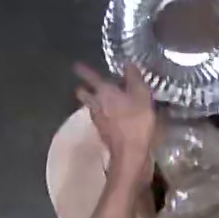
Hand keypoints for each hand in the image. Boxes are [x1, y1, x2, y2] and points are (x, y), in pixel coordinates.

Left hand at [73, 63, 157, 187]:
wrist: (129, 154)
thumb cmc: (136, 121)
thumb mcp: (142, 95)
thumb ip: (134, 78)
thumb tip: (128, 64)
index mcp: (104, 92)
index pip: (89, 77)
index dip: (83, 70)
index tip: (77, 65)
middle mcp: (95, 104)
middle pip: (83, 93)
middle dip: (84, 87)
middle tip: (90, 84)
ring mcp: (97, 119)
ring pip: (90, 105)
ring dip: (94, 100)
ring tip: (106, 98)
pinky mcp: (102, 131)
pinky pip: (99, 117)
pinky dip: (103, 113)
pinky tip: (114, 114)